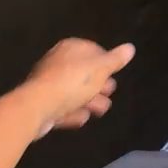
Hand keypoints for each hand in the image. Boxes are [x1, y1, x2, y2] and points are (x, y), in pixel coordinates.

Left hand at [20, 38, 135, 132]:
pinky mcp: (40, 104)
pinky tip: (82, 118)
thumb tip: (130, 48)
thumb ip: (116, 59)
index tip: (114, 75)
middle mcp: (57, 62)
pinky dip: (73, 112)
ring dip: (89, 101)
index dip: (106, 63)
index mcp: (71, 48)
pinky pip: (61, 106)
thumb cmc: (72, 81)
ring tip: (100, 111)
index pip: (94, 50)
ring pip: (74, 91)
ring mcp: (47, 84)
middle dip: (99, 85)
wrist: (36, 107)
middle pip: (84, 73)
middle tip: (109, 94)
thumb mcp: (101, 68)